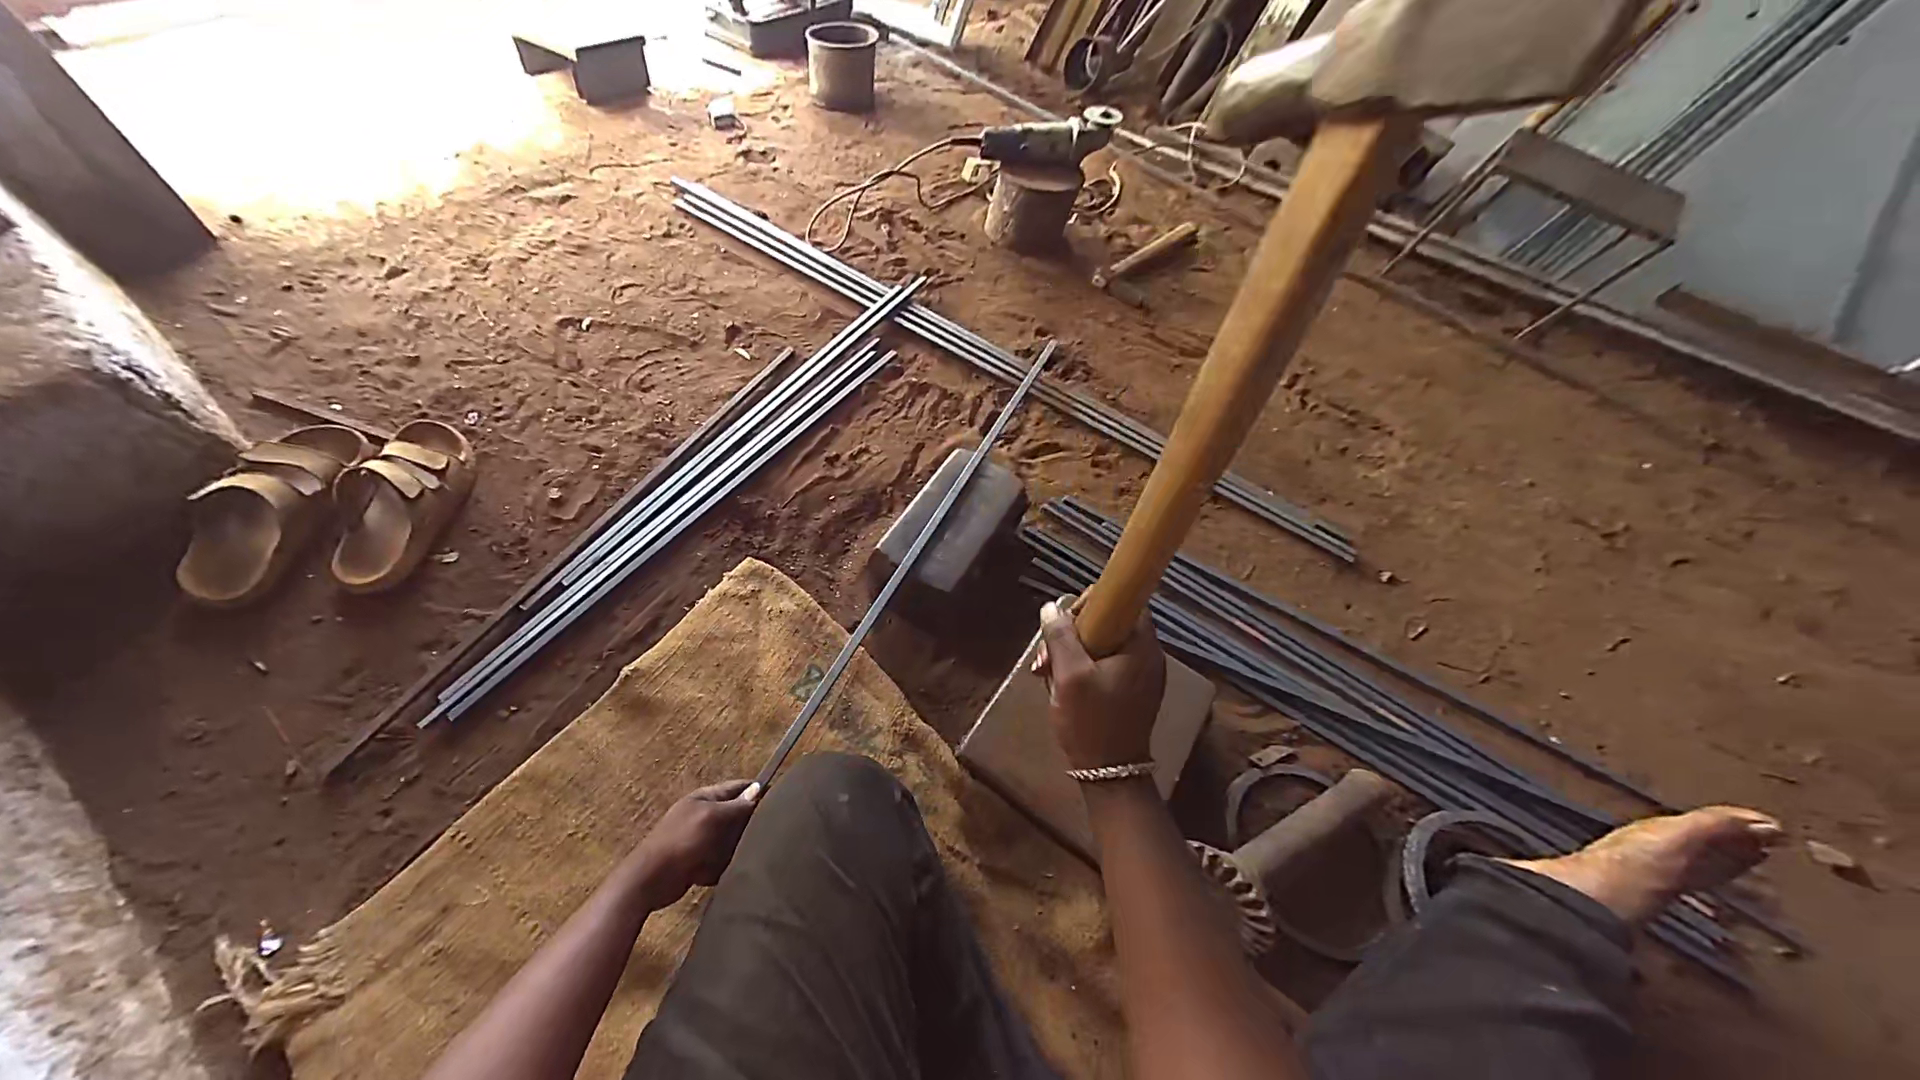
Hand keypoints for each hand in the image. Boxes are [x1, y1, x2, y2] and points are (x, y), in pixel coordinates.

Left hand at [631, 780, 760, 908]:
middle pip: (738, 814)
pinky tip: (733, 869)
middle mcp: (705, 815)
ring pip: (732, 839)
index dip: (759, 790)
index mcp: (706, 798)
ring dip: (739, 846)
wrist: (649, 881)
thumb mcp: (712, 818)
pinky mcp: (700, 862)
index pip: (739, 787)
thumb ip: (737, 805)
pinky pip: (723, 859)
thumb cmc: (681, 841)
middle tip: (772, 830)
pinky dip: (727, 864)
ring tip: (755, 853)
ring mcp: (702, 840)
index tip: (782, 799)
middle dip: (751, 823)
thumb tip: (759, 788)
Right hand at [1034, 597, 1166, 770]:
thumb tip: (1051, 608)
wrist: (1110, 775)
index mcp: (1141, 646)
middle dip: (1073, 635)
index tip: (1067, 624)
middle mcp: (1148, 655)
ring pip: (1103, 645)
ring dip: (1073, 654)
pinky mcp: (1132, 692)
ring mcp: (1142, 675)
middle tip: (1047, 657)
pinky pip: (1106, 666)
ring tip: (1047, 674)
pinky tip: (1062, 687)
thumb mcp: (1069, 676)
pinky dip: (1083, 669)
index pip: (1124, 601)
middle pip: (1109, 623)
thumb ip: (1060, 637)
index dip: (1093, 603)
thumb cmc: (1092, 722)